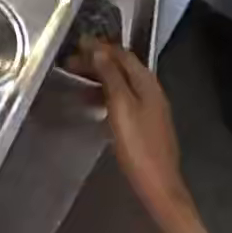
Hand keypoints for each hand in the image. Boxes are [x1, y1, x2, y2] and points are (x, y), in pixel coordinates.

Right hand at [80, 37, 193, 228]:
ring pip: (122, 83)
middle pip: (122, 67)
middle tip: (72, 62)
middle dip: (98, 61)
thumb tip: (100, 51)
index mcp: (147, 81)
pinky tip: (94, 102)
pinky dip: (107, 93)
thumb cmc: (138, 145)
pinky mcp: (146, 123)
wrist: (159, 187)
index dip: (100, 47)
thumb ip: (111, 76)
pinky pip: (124, 98)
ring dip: (100, 77)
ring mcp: (151, 107)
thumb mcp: (121, 106)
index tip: (77, 44)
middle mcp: (151, 89)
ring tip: (77, 80)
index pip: (122, 54)